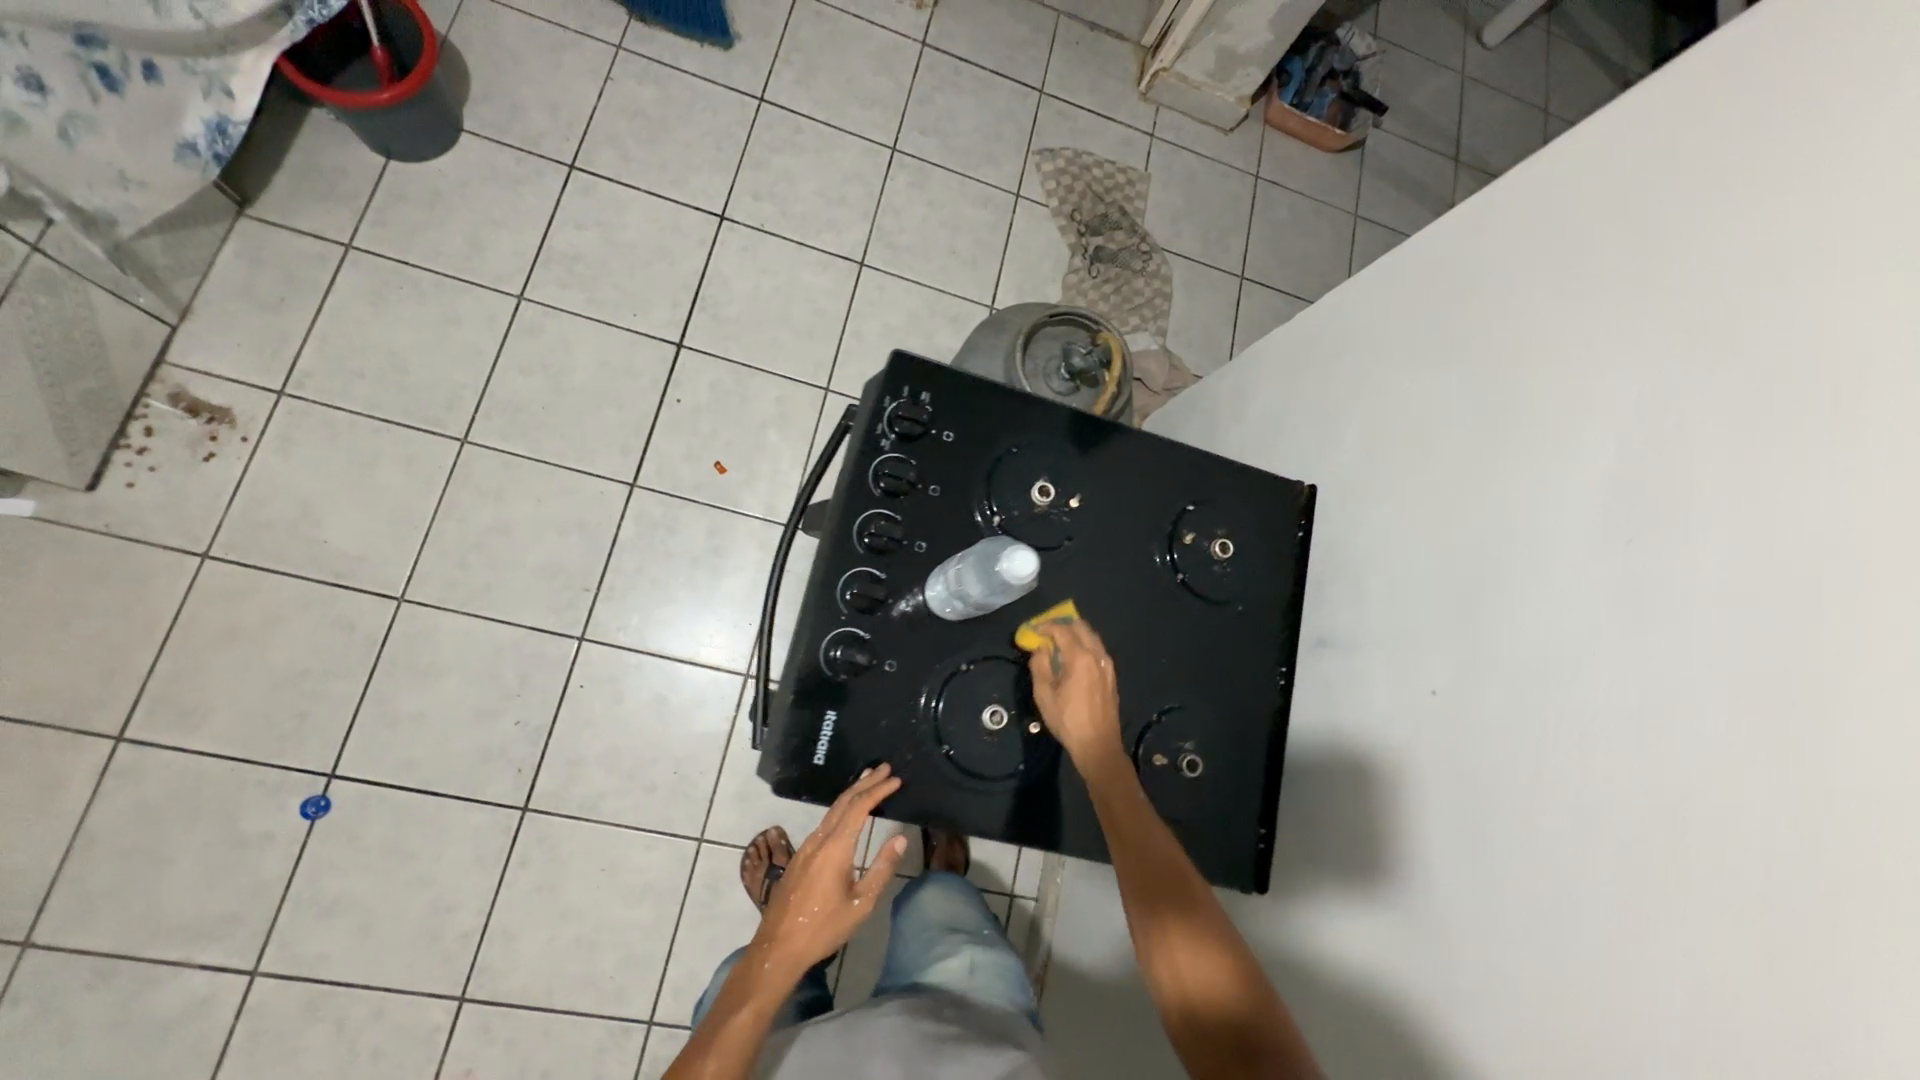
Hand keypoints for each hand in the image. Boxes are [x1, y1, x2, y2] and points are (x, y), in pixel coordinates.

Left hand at [750, 764, 908, 975]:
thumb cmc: (824, 928)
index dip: (878, 790)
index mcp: (835, 848)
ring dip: (852, 794)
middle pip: (843, 802)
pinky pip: (824, 823)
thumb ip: (882, 868)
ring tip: (869, 783)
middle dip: (865, 783)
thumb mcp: (861, 903)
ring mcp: (806, 848)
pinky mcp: (800, 858)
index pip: (859, 808)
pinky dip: (841, 810)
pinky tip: (847, 814)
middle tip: (885, 768)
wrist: (778, 947)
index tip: (896, 779)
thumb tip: (900, 838)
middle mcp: (818, 840)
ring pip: (831, 811)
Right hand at [1027, 616, 1122, 765]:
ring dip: (1075, 634)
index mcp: (1080, 658)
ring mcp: (1107, 665)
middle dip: (1062, 624)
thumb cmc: (1068, 721)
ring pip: (1092, 637)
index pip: (1062, 630)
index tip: (1033, 630)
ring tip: (1058, 643)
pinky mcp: (1111, 675)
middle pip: (1081, 627)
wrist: (1098, 745)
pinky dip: (1084, 645)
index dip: (1046, 626)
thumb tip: (1040, 648)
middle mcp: (1097, 656)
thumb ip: (1040, 665)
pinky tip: (1073, 658)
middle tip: (1046, 632)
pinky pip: (1097, 650)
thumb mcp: (1044, 695)